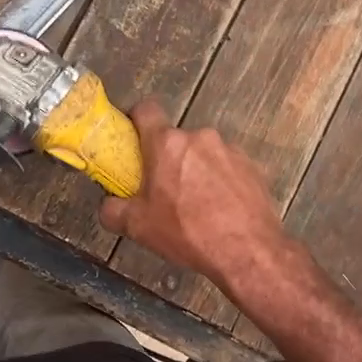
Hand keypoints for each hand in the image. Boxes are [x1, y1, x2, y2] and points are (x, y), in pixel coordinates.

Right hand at [98, 101, 294, 291]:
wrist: (249, 252)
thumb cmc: (188, 233)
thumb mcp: (138, 227)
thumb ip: (113, 211)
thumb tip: (109, 206)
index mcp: (167, 144)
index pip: (145, 109)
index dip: (136, 120)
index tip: (134, 140)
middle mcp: (199, 137)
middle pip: (175, 139)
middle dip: (167, 160)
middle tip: (163, 192)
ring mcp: (229, 150)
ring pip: (202, 154)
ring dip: (195, 171)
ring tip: (196, 207)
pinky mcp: (252, 166)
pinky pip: (227, 167)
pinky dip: (220, 182)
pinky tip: (220, 211)